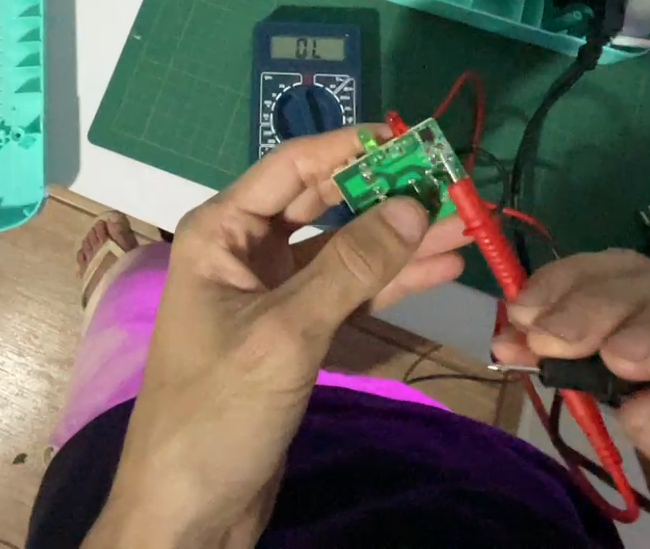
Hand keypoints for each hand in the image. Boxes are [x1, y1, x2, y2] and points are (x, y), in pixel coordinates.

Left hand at [85, 126, 470, 547]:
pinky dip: (389, 280)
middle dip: (383, 192)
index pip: (292, 166)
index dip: (349, 147)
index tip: (408, 138)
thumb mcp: (287, 331)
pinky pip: (346, 289)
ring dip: (397, 237)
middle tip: (448, 183)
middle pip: (322, 201)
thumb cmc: (218, 409)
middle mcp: (245, 246)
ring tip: (462, 224)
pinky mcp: (294, 327)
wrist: (187, 511)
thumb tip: (413, 205)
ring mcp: (271, 287)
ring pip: (341, 246)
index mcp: (222, 228)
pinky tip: (438, 268)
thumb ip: (351, 266)